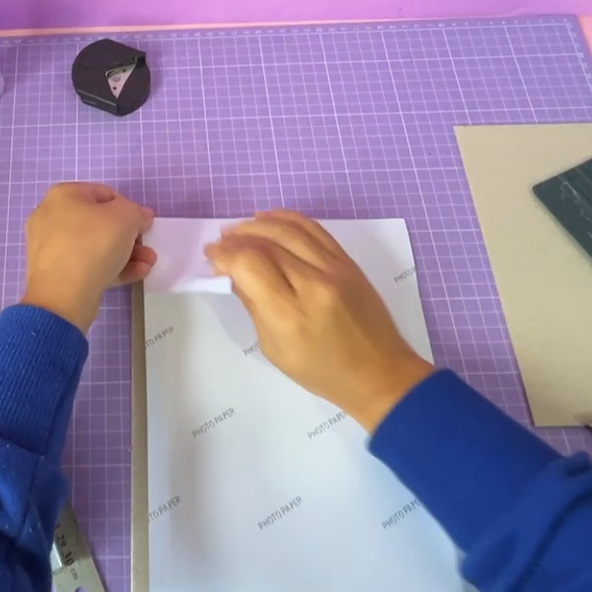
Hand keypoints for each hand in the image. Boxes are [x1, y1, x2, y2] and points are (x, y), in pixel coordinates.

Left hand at [22, 183, 156, 331]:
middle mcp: (52, 218)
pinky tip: (137, 274)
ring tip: (148, 263)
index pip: (104, 195)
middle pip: (99, 222)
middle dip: (129, 236)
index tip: (143, 224)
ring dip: (126, 253)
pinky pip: (88, 265)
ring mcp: (51, 247)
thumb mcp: (125, 217)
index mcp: (63, 196)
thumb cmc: (93, 244)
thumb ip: (136, 212)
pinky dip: (112, 267)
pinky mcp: (56, 273)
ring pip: (95, 246)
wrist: (62, 295)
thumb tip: (140, 216)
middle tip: (147, 246)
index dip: (128, 208)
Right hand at [205, 210, 433, 430]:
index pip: (249, 265)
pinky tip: (268, 219)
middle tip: (220, 241)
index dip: (225, 254)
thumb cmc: (322, 371)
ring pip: (289, 230)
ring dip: (257, 224)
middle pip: (266, 243)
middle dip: (236, 238)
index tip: (212, 256)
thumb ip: (253, 305)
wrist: (380, 373)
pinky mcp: (348, 262)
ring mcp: (335, 269)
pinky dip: (287, 218)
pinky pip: (313, 229)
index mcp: (290, 314)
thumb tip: (232, 273)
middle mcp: (313, 284)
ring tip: (238, 228)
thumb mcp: (275, 349)